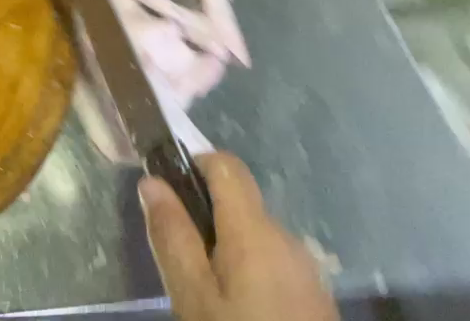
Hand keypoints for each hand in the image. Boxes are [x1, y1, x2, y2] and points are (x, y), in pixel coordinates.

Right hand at [141, 152, 338, 320]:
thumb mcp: (192, 297)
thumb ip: (172, 235)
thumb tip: (152, 181)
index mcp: (254, 230)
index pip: (226, 165)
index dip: (194, 164)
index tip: (168, 189)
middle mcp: (287, 239)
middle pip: (240, 204)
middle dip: (205, 217)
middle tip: (178, 258)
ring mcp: (307, 271)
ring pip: (256, 238)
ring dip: (227, 248)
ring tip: (206, 294)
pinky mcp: (317, 300)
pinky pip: (274, 265)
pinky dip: (250, 272)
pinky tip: (238, 312)